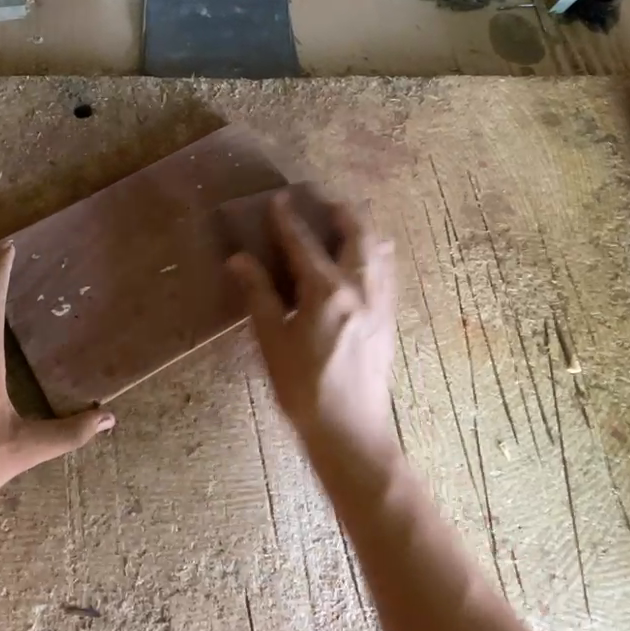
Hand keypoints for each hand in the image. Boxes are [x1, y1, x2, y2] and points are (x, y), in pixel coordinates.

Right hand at [227, 194, 399, 468]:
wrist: (350, 431)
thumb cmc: (303, 387)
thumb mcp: (271, 341)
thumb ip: (258, 294)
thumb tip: (239, 260)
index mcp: (326, 291)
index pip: (304, 242)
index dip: (287, 218)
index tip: (277, 199)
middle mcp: (361, 288)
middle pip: (358, 233)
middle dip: (339, 212)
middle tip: (320, 205)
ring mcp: (381, 303)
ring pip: (380, 250)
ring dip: (361, 230)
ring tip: (341, 226)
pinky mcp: (390, 319)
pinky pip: (386, 271)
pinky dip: (373, 253)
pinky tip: (357, 263)